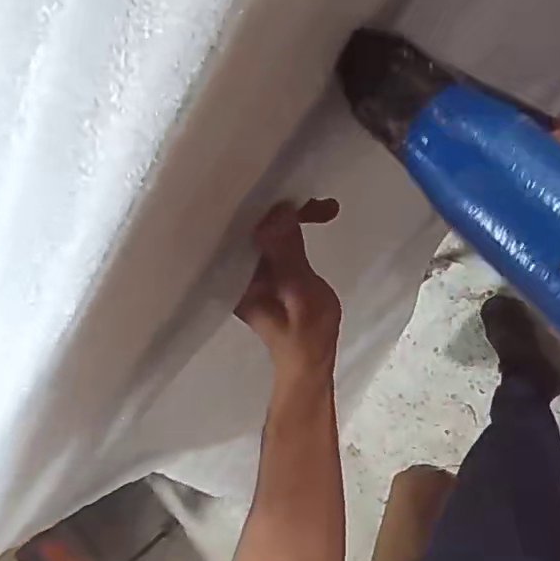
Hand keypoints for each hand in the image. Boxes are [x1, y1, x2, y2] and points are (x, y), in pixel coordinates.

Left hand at [235, 198, 342, 371]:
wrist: (309, 361)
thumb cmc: (306, 335)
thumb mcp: (301, 293)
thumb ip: (287, 253)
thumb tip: (276, 212)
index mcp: (233, 273)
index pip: (243, 226)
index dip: (271, 207)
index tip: (303, 199)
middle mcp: (232, 264)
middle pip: (252, 220)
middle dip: (286, 205)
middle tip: (325, 206)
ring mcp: (247, 264)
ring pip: (265, 225)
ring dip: (295, 213)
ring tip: (327, 208)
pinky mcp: (263, 266)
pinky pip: (274, 235)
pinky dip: (295, 225)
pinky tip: (315, 216)